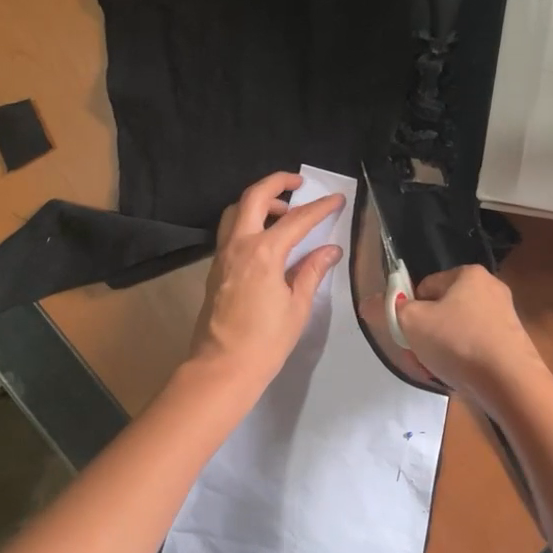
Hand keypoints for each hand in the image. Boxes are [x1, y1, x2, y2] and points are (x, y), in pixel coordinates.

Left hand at [188, 172, 344, 391]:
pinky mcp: (216, 269)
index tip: (337, 199)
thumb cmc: (265, 341)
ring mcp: (223, 255)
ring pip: (236, 211)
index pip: (296, 219)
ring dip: (258, 201)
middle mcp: (239, 245)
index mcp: (264, 253)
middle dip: (277, 183)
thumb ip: (311, 271)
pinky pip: (230, 231)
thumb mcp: (297, 306)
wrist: (221, 369)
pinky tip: (266, 239)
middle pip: (254, 197)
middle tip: (298, 183)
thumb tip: (329, 250)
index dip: (320, 207)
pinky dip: (248, 221)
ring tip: (281, 212)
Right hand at [397, 265, 546, 409]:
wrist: (511, 383)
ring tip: (436, 372)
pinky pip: (476, 347)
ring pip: (456, 331)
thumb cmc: (459, 342)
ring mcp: (504, 317)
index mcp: (468, 274)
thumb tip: (368, 303)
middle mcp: (490, 288)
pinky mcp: (512, 343)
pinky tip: (458, 378)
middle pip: (440, 310)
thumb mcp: (412, 323)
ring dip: (441, 350)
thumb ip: (387, 309)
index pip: (424, 287)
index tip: (408, 336)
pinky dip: (463, 360)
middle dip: (425, 335)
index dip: (409, 312)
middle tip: (419, 357)